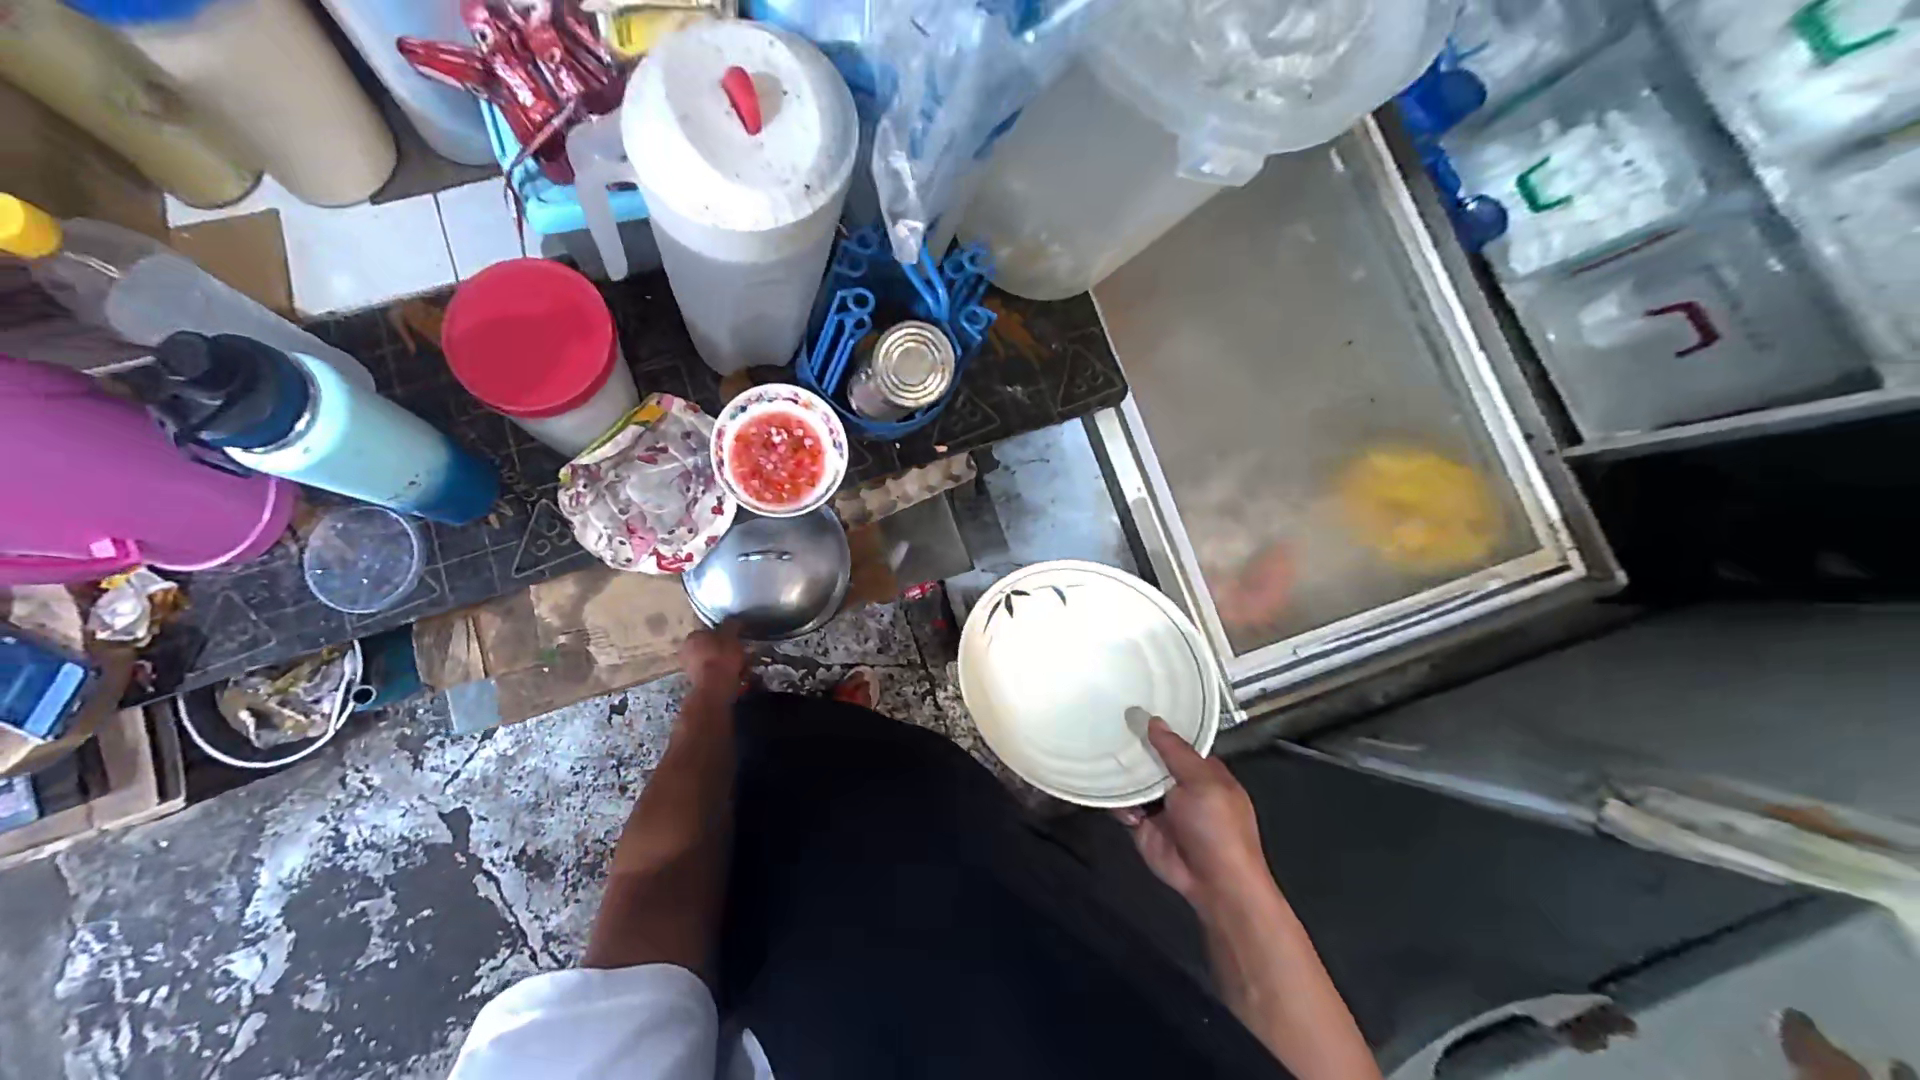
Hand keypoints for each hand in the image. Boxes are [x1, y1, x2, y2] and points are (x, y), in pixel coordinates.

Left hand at [679, 623, 745, 699]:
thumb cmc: (722, 657)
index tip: (736, 639)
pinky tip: (736, 675)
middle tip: (740, 652)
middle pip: (710, 646)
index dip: (725, 634)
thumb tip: (733, 620)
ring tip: (742, 665)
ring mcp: (689, 667)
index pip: (710, 631)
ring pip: (713, 660)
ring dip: (725, 662)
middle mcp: (686, 650)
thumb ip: (731, 625)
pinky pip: (713, 672)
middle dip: (725, 649)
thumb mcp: (731, 636)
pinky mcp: (696, 681)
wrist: (715, 688)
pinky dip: (723, 673)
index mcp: (693, 636)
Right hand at [1114, 717, 1276, 919]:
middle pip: (1150, 760)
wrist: (1215, 885)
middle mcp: (1179, 785)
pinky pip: (1123, 807)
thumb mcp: (1202, 782)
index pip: (1176, 742)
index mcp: (1202, 771)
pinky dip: (1117, 802)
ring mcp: (1160, 806)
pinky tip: (1112, 797)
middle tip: (1106, 727)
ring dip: (1120, 775)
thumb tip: (1154, 721)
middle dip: (1133, 749)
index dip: (1158, 728)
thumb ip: (1175, 751)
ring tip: (1101, 757)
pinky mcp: (1143, 826)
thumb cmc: (1217, 827)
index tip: (1132, 708)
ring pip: (1132, 782)